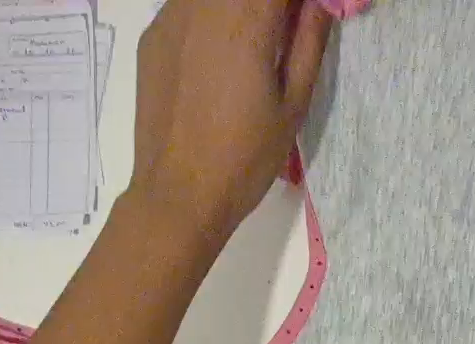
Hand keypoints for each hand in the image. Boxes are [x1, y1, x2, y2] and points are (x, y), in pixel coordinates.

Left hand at [129, 0, 331, 244]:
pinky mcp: (152, 35)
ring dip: (239, 10)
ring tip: (251, 50)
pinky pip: (188, 6)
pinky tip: (216, 60)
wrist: (179, 194)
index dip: (297, 0)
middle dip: (270, 6)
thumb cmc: (246, 160)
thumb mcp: (292, 108)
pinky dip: (210, 18)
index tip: (308, 14)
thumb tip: (321, 4)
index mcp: (246, 20)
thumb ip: (308, 45)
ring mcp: (172, 15)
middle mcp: (205, 4)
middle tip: (283, 32)